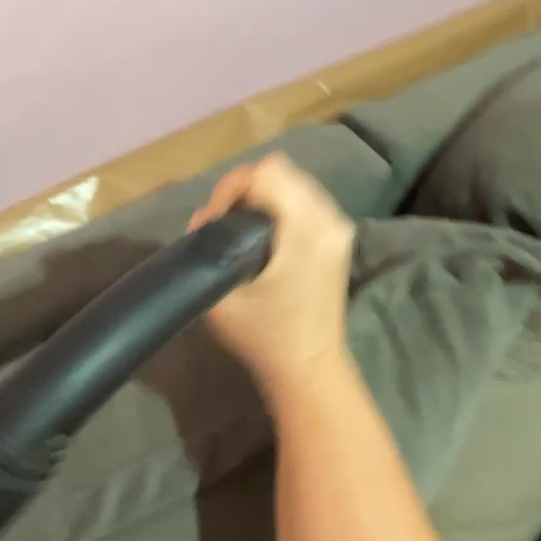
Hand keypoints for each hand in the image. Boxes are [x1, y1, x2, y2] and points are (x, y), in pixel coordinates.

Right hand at [188, 154, 355, 392]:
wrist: (308, 368)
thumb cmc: (264, 339)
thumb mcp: (221, 300)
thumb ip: (207, 253)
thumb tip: (202, 222)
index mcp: (305, 230)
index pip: (265, 173)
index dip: (230, 190)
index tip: (214, 225)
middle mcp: (328, 219)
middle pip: (281, 171)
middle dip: (243, 192)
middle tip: (221, 226)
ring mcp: (338, 227)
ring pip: (293, 183)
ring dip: (260, 199)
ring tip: (237, 232)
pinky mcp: (337, 238)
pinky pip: (303, 201)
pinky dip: (277, 209)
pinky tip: (259, 239)